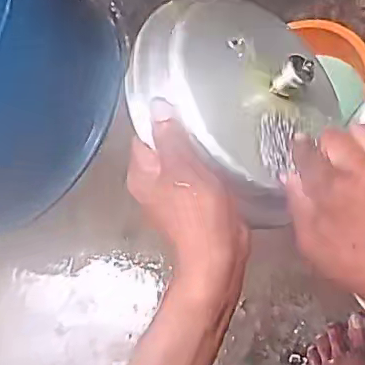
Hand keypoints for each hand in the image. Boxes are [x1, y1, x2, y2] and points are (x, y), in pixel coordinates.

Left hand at [127, 100, 249, 290]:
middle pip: (165, 148)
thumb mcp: (185, 168)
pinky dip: (209, 171)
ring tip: (218, 143)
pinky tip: (223, 167)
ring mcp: (173, 197)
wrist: (218, 256)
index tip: (186, 108)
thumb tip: (158, 107)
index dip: (164, 119)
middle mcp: (151, 185)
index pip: (145, 134)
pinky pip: (199, 178)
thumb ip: (171, 137)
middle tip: (207, 126)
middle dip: (185, 137)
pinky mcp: (194, 206)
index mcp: (142, 174)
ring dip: (199, 154)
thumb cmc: (200, 215)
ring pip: (184, 163)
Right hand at [285, 126, 364, 343]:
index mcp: (334, 185)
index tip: (299, 150)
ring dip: (355, 145)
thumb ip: (298, 205)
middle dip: (327, 146)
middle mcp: (364, 167)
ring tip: (354, 165)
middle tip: (328, 164)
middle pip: (336, 135)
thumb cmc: (354, 264)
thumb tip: (291, 177)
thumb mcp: (312, 243)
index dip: (300, 149)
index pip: (307, 151)